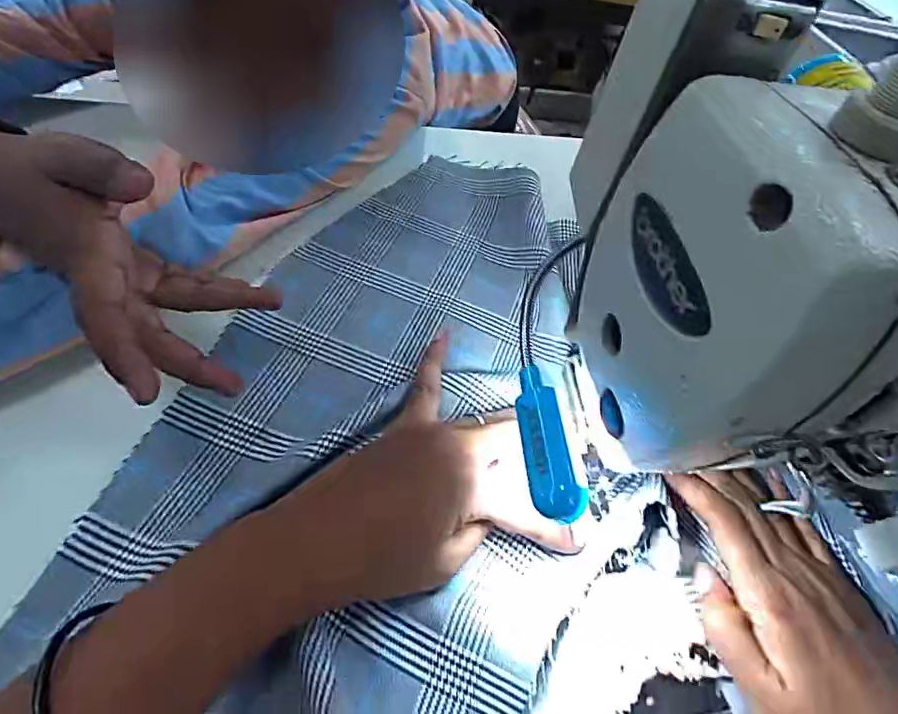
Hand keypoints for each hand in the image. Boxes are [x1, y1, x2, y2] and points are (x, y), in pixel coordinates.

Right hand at [0, 130, 281, 402]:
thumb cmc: (29, 172)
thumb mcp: (61, 157)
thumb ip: (100, 171)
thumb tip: (140, 185)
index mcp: (86, 260)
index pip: (103, 316)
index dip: (123, 355)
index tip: (146, 394)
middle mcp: (103, 280)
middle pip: (147, 333)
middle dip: (189, 362)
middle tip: (234, 386)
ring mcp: (116, 276)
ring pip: (162, 315)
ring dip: (207, 326)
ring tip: (255, 331)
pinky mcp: (125, 265)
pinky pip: (167, 287)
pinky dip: (202, 290)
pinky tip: (234, 292)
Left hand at [261, 332, 581, 608]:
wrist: (321, 537)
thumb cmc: (384, 559)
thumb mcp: (444, 561)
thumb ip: (475, 530)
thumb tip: (484, 512)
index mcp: (474, 485)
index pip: (526, 508)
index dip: (552, 528)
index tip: (576, 540)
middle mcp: (459, 448)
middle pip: (511, 450)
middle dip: (540, 465)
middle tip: (563, 476)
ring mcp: (430, 431)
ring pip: (480, 423)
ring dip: (510, 427)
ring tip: (540, 419)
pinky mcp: (404, 426)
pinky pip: (424, 386)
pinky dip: (434, 359)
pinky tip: (442, 335)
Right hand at [667, 470, 897, 713]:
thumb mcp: (760, 690)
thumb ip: (724, 629)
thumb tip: (704, 576)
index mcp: (771, 597)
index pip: (726, 523)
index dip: (697, 490)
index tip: (674, 472)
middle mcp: (797, 576)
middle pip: (747, 508)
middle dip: (712, 477)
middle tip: (686, 458)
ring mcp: (822, 577)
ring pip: (773, 510)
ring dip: (742, 480)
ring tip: (719, 460)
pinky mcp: (841, 585)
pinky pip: (806, 526)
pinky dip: (784, 498)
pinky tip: (776, 485)